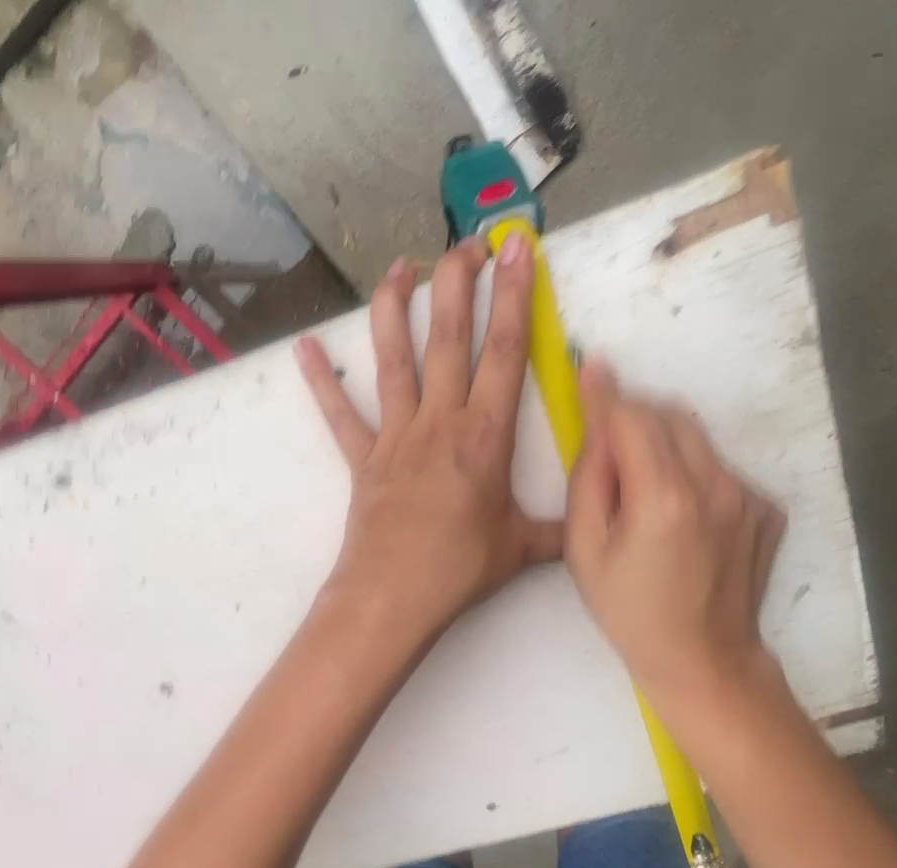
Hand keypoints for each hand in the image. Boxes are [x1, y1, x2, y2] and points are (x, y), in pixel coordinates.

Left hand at [297, 234, 562, 637]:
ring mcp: (395, 436)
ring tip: (399, 267)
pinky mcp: (363, 458)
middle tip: (467, 243)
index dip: (514, 296)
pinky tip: (305, 349)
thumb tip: (592, 527)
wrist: (393, 596)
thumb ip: (560, 529)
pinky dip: (321, 382)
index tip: (518, 250)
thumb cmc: (460, 569)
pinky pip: (340, 414)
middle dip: (459, 283)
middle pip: (449, 338)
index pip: (505, 352)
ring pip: (393, 359)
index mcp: (485, 435)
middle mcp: (439, 421)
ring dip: (395, 309)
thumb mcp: (524, 547)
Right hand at [564, 364, 786, 701]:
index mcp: (663, 498)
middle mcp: (714, 485)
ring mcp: (748, 495)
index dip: (607, 393)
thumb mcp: (584, 550)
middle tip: (610, 451)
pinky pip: (719, 467)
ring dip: (664, 444)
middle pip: (668, 416)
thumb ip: (591, 480)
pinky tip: (682, 518)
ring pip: (697, 438)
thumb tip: (599, 426)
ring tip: (646, 493)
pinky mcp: (767, 507)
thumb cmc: (629, 609)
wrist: (703, 658)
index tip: (592, 364)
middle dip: (634, 418)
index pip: (631, 419)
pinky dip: (693, 473)